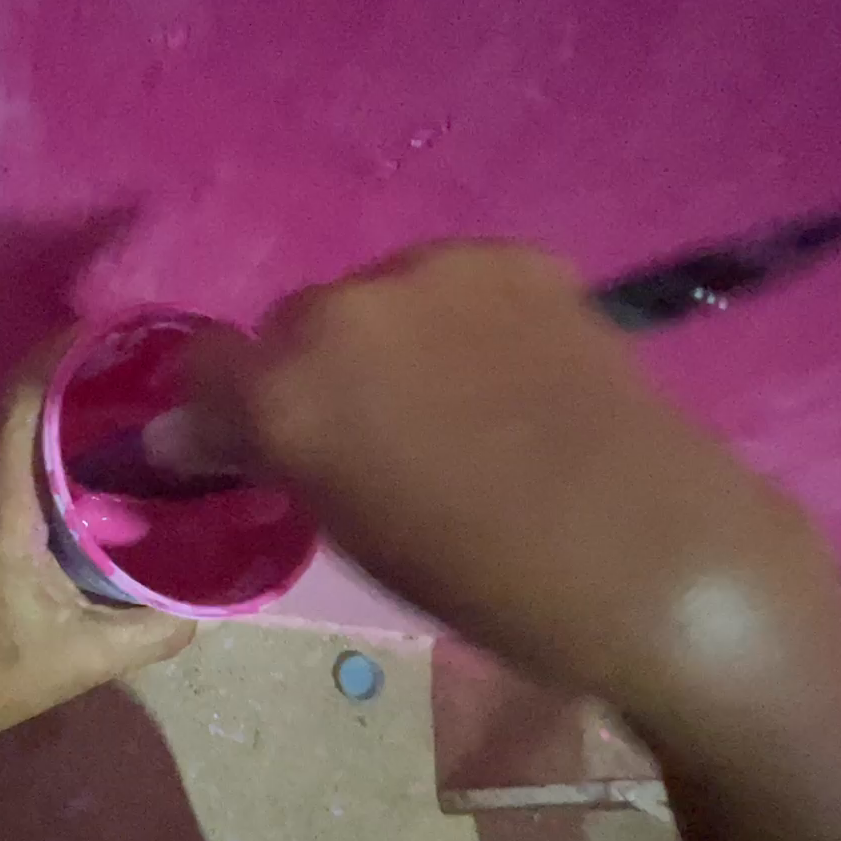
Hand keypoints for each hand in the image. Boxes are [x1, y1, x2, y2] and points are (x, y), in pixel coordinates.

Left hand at [0, 341, 196, 789]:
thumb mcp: (87, 658)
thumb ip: (156, 629)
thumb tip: (212, 604)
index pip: (19, 404)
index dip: (59, 356)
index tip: (111, 332)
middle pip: (8, 400)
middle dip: (63, 366)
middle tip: (129, 360)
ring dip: (45, 394)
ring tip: (109, 389)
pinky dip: (29, 425)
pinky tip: (73, 444)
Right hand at [222, 243, 840, 721]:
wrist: (645, 556)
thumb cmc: (474, 580)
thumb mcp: (344, 532)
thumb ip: (272, 460)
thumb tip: (195, 435)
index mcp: (287, 398)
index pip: (200, 370)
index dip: (212, 411)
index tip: (240, 444)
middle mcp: (341, 314)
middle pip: (282, 329)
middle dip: (297, 379)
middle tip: (354, 433)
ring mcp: (431, 274)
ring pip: (360, 303)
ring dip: (369, 348)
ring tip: (435, 402)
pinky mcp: (510, 259)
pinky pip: (437, 288)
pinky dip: (440, 327)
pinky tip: (492, 375)